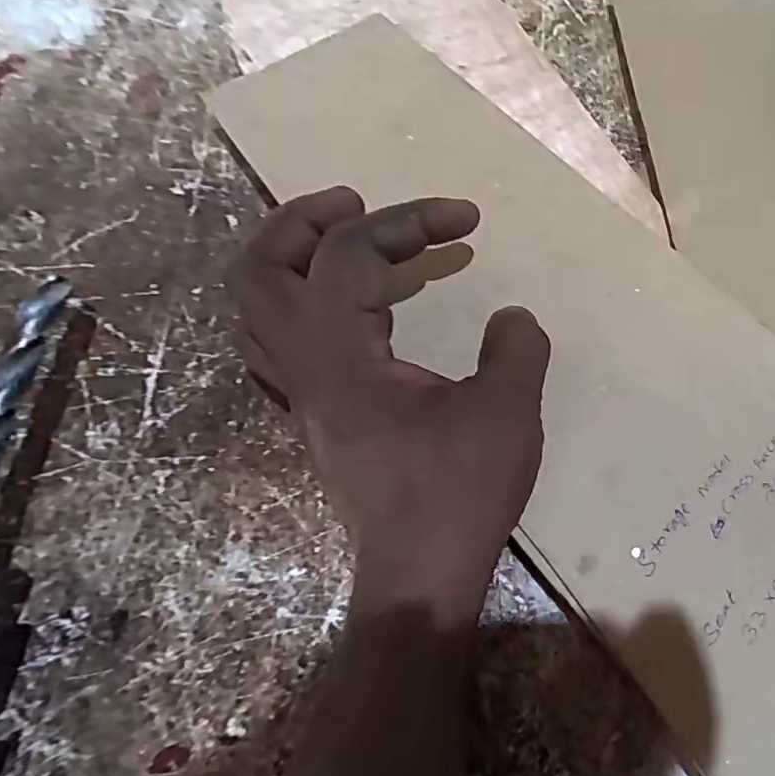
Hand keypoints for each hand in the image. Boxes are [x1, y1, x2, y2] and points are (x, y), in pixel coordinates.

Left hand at [227, 186, 549, 606]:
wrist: (422, 571)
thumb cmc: (461, 489)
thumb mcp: (508, 411)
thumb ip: (516, 349)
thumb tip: (513, 317)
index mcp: (341, 354)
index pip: (349, 255)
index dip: (409, 221)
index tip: (468, 218)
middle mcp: (305, 368)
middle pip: (259, 270)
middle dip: (305, 220)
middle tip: (362, 204)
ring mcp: (305, 399)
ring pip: (258, 312)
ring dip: (293, 264)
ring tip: (349, 247)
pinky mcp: (322, 424)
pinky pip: (284, 348)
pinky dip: (307, 311)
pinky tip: (357, 318)